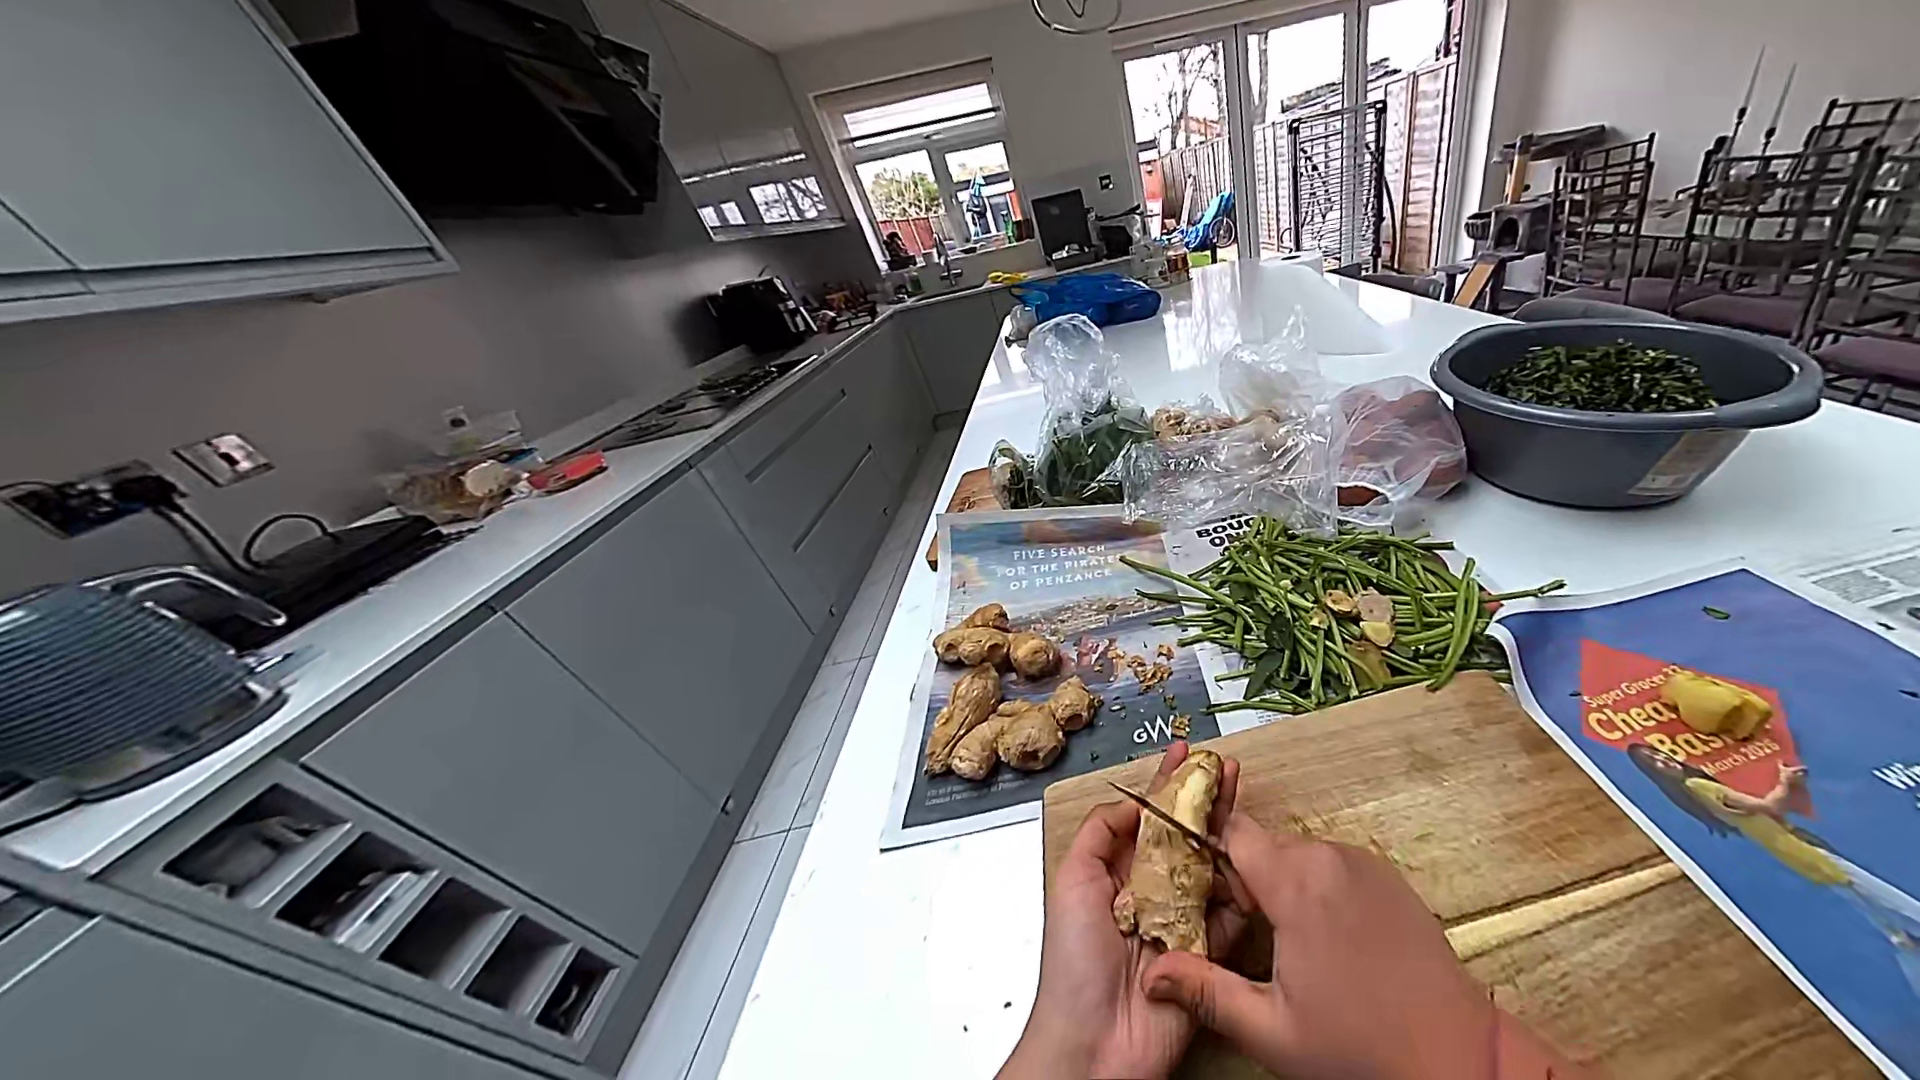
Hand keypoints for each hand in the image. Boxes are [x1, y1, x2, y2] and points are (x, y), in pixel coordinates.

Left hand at [1000, 742, 1243, 1079]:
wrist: (1095, 1041)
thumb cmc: (1073, 958)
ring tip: (1241, 795)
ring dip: (1227, 831)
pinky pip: (1231, 913)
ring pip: (1210, 865)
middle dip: (1204, 798)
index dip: (1165, 782)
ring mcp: (1181, 917)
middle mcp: (1151, 887)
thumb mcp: (1073, 877)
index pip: (1146, 814)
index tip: (1184, 752)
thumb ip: (1099, 833)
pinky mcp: (1207, 952)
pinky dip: (1243, 885)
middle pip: (1184, 832)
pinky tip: (1253, 853)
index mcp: (1117, 867)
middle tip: (1227, 767)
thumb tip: (1129, 802)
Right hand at [1141, 814, 1496, 1079]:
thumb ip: (1206, 991)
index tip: (1198, 880)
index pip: (1229, 829)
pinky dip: (1312, 886)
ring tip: (1287, 941)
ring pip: (1292, 853)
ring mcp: (1360, 862)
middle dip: (1243, 877)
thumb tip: (1152, 976)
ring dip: (1278, 882)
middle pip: (1260, 844)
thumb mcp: (1275, 1031)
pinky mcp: (1384, 875)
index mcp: (1297, 881)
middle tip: (1245, 930)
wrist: (1471, 1065)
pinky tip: (1325, 937)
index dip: (1207, 850)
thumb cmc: (1369, 1050)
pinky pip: (1327, 863)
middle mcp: (1328, 857)